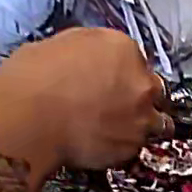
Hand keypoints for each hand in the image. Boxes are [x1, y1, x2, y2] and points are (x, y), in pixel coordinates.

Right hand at [0, 28, 173, 168]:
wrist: (32, 117)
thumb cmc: (35, 76)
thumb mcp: (64, 44)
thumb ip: (95, 52)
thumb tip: (102, 62)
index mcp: (124, 49)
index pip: (139, 61)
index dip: (128, 73)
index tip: (119, 80)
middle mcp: (142, 83)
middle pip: (156, 92)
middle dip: (144, 98)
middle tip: (124, 104)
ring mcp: (144, 118)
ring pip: (159, 123)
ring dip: (146, 124)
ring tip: (122, 126)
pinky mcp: (136, 146)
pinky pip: (139, 145)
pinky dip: (127, 144)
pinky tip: (107, 140)